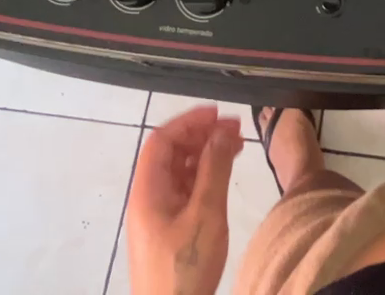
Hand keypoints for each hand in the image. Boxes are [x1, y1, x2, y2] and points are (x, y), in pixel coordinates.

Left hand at [125, 106, 243, 294]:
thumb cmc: (185, 269)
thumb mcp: (205, 215)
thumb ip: (214, 169)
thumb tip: (221, 132)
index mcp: (148, 192)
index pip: (161, 141)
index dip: (189, 122)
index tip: (218, 114)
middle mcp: (148, 199)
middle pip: (170, 154)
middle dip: (201, 135)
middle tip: (234, 129)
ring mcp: (157, 216)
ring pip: (179, 171)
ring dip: (205, 154)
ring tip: (236, 147)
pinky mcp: (168, 231)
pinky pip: (184, 190)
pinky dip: (204, 176)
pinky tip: (225, 174)